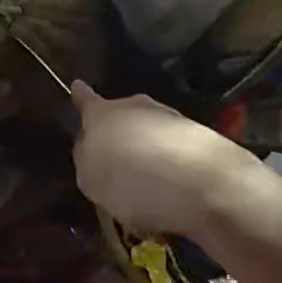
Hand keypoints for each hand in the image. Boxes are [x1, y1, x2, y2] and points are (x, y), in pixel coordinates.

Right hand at [70, 82, 281, 240]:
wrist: (203, 184)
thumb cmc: (131, 180)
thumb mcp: (90, 179)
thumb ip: (88, 161)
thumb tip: (95, 152)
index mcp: (102, 114)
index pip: (87, 101)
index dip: (81, 97)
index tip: (78, 85)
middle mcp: (137, 108)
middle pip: (122, 119)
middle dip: (118, 136)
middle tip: (114, 165)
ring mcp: (172, 120)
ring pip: (150, 136)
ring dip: (146, 154)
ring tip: (145, 190)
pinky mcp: (202, 139)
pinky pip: (175, 154)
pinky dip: (170, 169)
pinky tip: (171, 196)